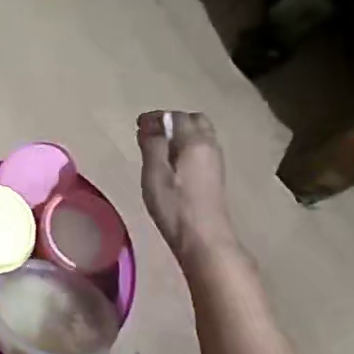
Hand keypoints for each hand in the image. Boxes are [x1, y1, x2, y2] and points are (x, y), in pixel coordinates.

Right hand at [137, 110, 238, 265]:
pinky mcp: (215, 175)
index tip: (138, 125)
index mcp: (194, 141)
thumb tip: (150, 124)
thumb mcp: (154, 174)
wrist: (203, 237)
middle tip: (150, 134)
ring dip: (181, 134)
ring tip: (159, 148)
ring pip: (200, 134)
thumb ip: (152, 145)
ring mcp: (215, 160)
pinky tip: (173, 162)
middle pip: (194, 120)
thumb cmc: (174, 206)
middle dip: (172, 121)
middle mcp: (210, 145)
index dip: (156, 117)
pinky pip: (202, 148)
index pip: (175, 117)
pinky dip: (187, 146)